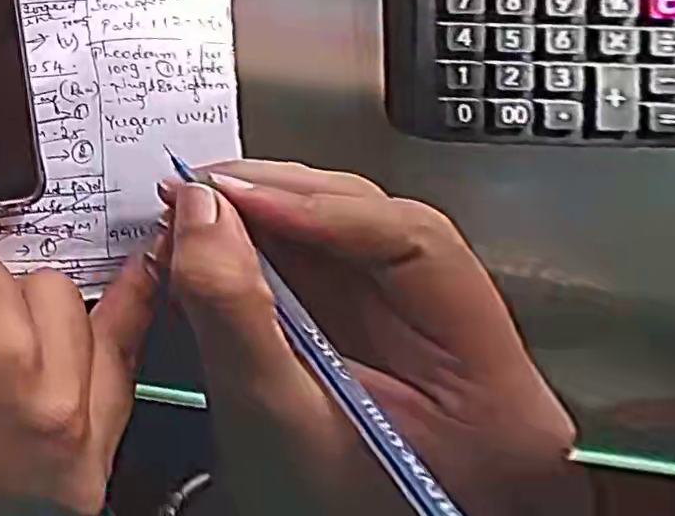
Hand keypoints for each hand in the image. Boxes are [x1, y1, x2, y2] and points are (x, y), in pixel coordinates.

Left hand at [0, 214, 160, 514]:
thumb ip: (41, 396)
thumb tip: (62, 326)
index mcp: (68, 463)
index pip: (122, 361)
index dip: (128, 307)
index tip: (147, 265)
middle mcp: (53, 411)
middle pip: (60, 297)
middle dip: (9, 301)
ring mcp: (8, 342)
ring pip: (7, 264)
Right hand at [159, 162, 586, 515]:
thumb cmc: (304, 502)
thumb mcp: (265, 412)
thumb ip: (232, 309)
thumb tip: (199, 208)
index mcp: (486, 385)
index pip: (415, 245)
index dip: (315, 206)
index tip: (228, 193)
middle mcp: (454, 339)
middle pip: (370, 222)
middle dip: (272, 194)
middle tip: (195, 189)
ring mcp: (400, 321)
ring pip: (329, 224)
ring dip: (250, 204)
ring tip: (188, 207)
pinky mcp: (347, 311)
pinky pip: (296, 244)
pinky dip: (241, 227)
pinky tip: (202, 232)